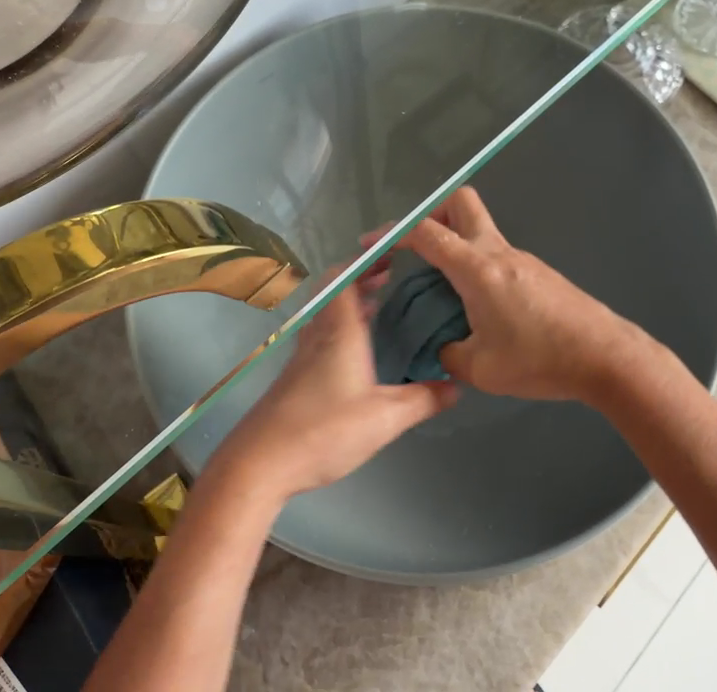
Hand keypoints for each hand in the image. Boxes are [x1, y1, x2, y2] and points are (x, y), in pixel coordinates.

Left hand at [208, 275, 458, 501]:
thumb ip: (423, 399)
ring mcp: (302, 357)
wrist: (259, 463)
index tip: (392, 254)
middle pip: (334, 292)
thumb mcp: (385, 419)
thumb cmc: (324, 431)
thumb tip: (457, 384)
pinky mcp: (294, 378)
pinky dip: (341, 328)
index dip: (366, 261)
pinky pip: (321, 336)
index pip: (345, 278)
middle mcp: (318, 335)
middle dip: (362, 279)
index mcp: (339, 331)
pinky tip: (357, 351)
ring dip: (350, 304)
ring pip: (326, 315)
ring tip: (379, 306)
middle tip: (392, 277)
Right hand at [388, 187, 657, 404]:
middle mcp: (498, 252)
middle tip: (415, 248)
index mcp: (478, 269)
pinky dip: (476, 267)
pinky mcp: (538, 273)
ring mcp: (522, 259)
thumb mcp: (481, 370)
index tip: (371, 243)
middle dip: (431, 214)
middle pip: (461, 203)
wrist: (605, 357)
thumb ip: (449, 356)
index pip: (427, 234)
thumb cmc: (541, 360)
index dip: (393, 233)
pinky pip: (496, 256)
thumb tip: (443, 349)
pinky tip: (477, 308)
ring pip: (480, 231)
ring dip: (455, 246)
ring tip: (440, 290)